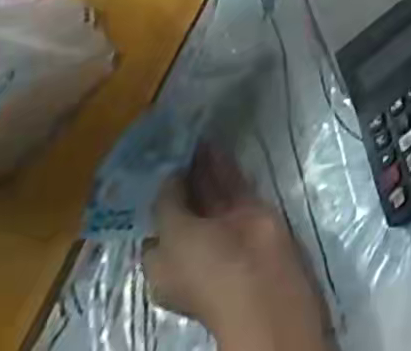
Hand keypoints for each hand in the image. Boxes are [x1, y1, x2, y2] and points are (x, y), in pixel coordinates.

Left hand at [143, 146, 329, 349]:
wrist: (260, 278)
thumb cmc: (203, 267)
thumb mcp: (171, 236)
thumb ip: (167, 200)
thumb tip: (171, 174)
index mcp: (166, 263)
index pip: (156, 227)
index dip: (153, 198)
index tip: (150, 167)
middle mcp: (193, 244)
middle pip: (183, 205)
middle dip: (180, 176)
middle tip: (172, 141)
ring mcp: (221, 227)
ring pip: (207, 191)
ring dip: (200, 165)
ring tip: (191, 133)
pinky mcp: (246, 210)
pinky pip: (229, 182)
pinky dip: (220, 162)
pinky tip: (211, 139)